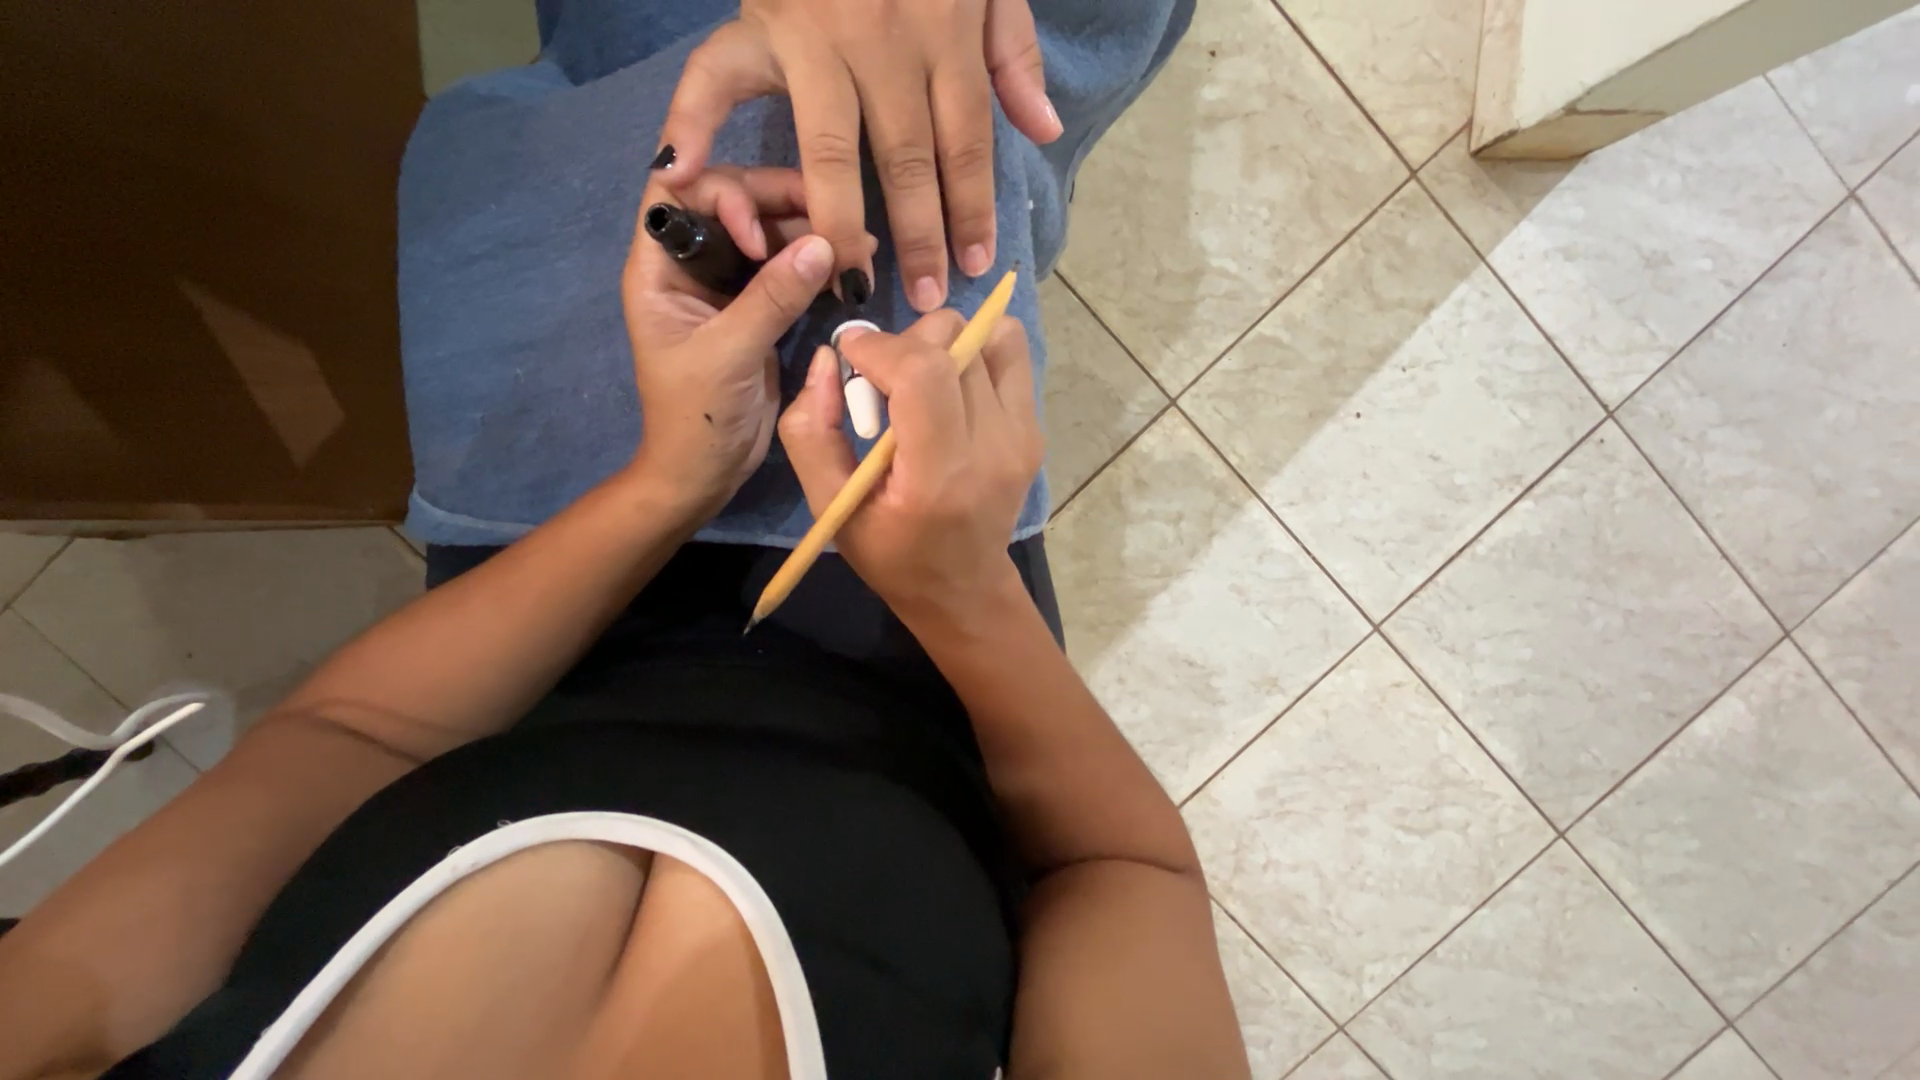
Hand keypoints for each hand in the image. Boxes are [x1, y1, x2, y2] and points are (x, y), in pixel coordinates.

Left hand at [621, 166, 842, 516]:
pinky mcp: (760, 309)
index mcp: (660, 268)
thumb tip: (823, 245)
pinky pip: (789, 270)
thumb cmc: (697, 416)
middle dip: (781, 204)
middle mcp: (693, 265)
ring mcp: (729, 286)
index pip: (677, 191)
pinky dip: (818, 265)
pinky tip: (852, 269)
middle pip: (733, 204)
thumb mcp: (729, 354)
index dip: (721, 194)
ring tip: (857, 246)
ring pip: (767, 234)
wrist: (707, 471)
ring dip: (809, 232)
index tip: (760, 235)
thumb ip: (772, 298)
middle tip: (834, 219)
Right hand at [655, 0, 1061, 313]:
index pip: (965, 144)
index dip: (972, 210)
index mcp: (944, 34)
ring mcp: (817, 37)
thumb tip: (1045, 130)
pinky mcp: (761, 23)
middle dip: (918, 235)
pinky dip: (693, 118)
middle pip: (904, 160)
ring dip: (840, 223)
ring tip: (849, 282)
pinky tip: (680, 173)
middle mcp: (884, 44)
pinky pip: (716, 74)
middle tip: (922, 299)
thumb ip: (1014, 54)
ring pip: (830, 150)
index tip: (976, 266)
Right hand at [777, 312, 1042, 625]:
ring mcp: (1022, 435)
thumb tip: (826, 359)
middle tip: (884, 379)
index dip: (880, 348)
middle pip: (956, 342)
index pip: (923, 373)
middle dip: (906, 343)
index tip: (850, 355)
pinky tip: (951, 386)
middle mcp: (992, 447)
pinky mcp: (1034, 428)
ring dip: (945, 342)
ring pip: (988, 333)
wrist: (963, 586)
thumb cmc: (891, 553)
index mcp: (938, 476)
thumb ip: (812, 433)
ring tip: (920, 379)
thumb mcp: (831, 506)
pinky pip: (1009, 352)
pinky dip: (974, 351)